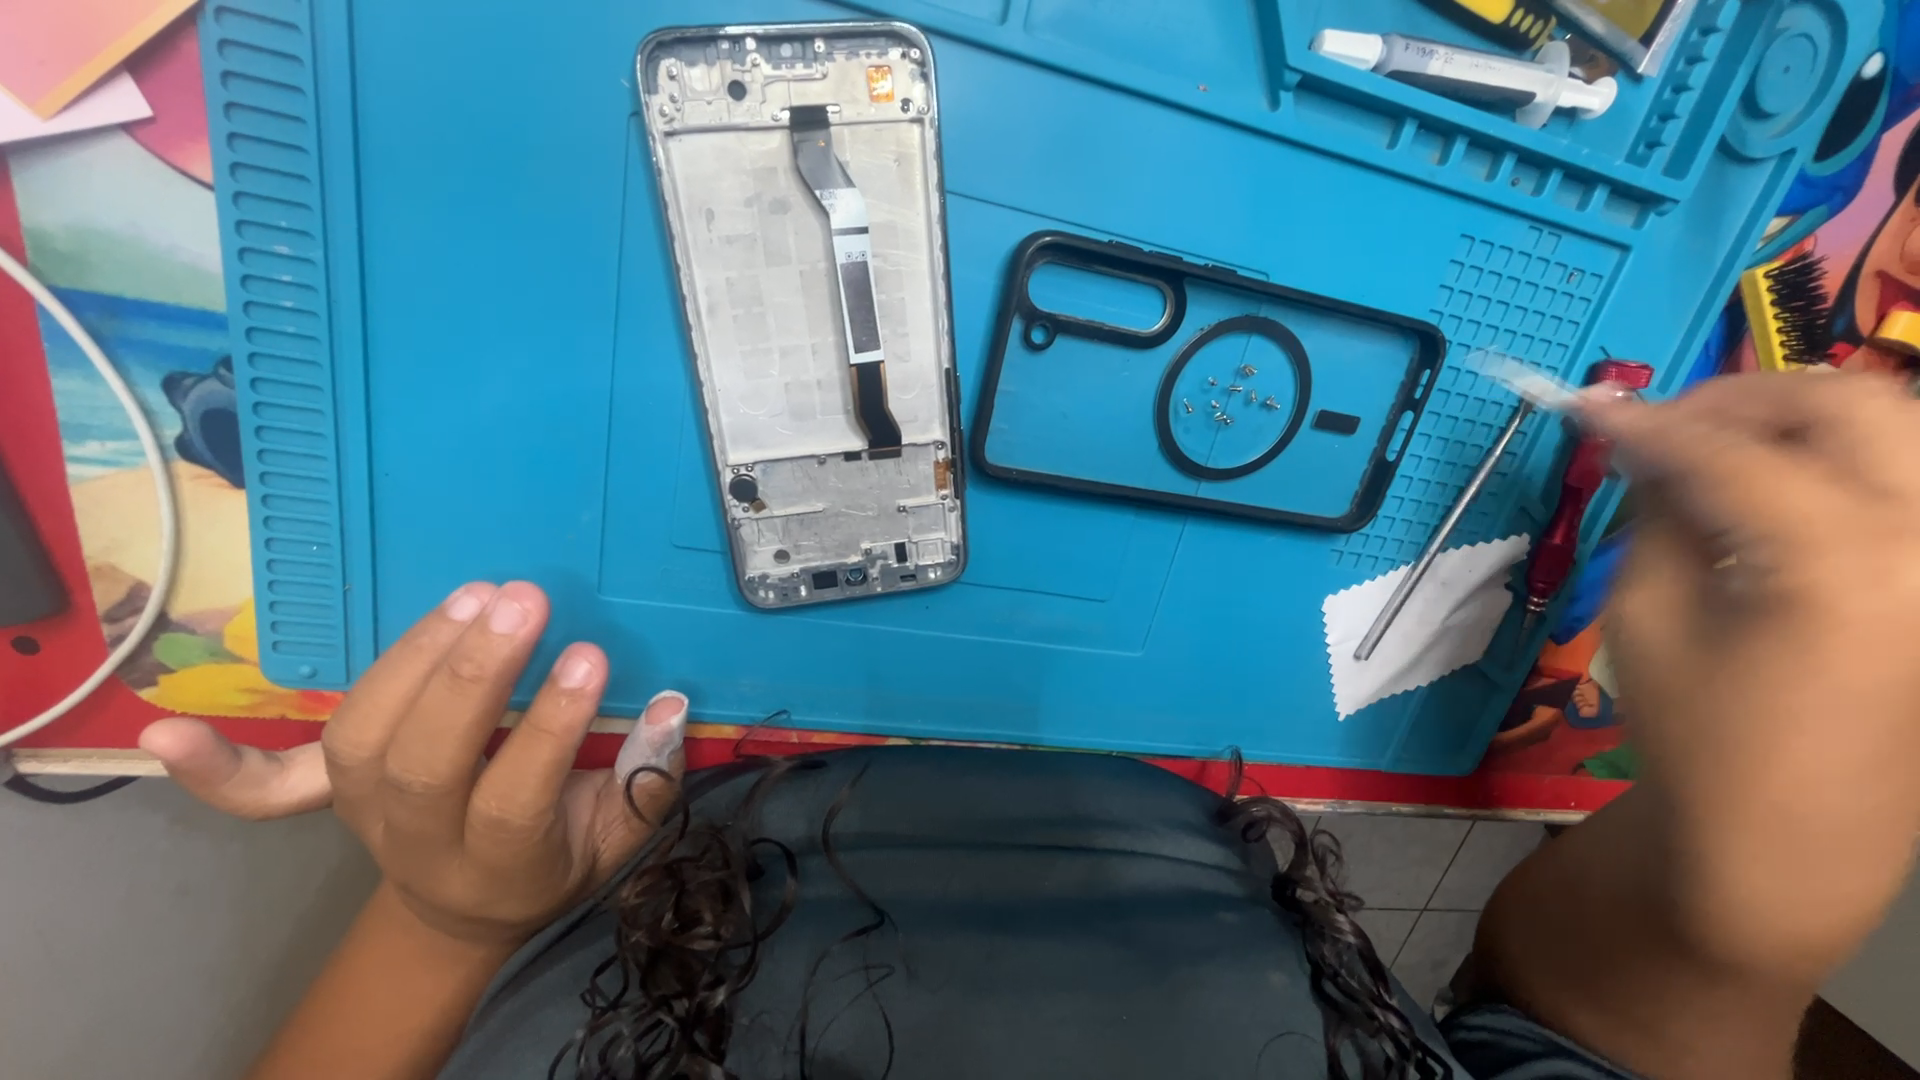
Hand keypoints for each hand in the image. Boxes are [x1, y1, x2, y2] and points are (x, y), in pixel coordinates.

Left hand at [141, 581, 686, 945]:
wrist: (468, 904)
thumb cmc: (556, 863)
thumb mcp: (619, 840)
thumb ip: (647, 781)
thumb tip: (670, 707)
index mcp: (503, 861)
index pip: (517, 795)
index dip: (549, 727)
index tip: (589, 656)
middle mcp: (419, 842)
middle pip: (423, 764)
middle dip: (472, 677)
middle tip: (523, 601)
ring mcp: (363, 817)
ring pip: (359, 742)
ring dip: (408, 662)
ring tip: (472, 596)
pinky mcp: (331, 799)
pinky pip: (265, 795)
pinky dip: (219, 770)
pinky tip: (167, 729)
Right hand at [1577, 370, 1919, 976]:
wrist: (1789, 827)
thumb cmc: (1697, 730)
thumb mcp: (1645, 615)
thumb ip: (1658, 515)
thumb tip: (1647, 448)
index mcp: (1837, 562)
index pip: (1729, 452)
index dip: (1645, 422)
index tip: (1582, 406)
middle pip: (1848, 404)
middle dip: (1739, 397)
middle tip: (1659, 422)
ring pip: (1895, 425)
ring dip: (1794, 416)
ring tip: (1713, 444)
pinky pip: (1902, 475)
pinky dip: (1831, 455)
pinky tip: (1767, 482)